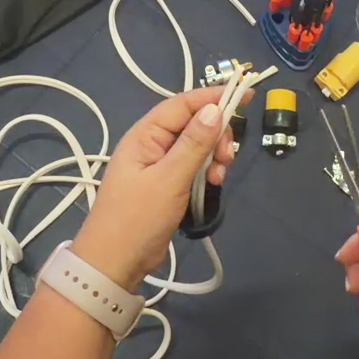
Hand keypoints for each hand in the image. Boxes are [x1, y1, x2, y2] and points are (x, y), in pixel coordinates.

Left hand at [73, 86, 244, 287]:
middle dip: (216, 135)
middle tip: (227, 158)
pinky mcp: (167, 184)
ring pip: (197, 146)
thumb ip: (193, 144)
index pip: (183, 104)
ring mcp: (159, 165)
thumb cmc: (137, 218)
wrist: (114, 263)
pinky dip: (206, 171)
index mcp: (145, 135)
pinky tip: (212, 185)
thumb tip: (214, 109)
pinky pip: (193, 167)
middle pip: (193, 124)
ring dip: (213, 156)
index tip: (245, 95)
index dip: (213, 97)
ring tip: (218, 178)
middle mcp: (152, 144)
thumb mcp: (169, 179)